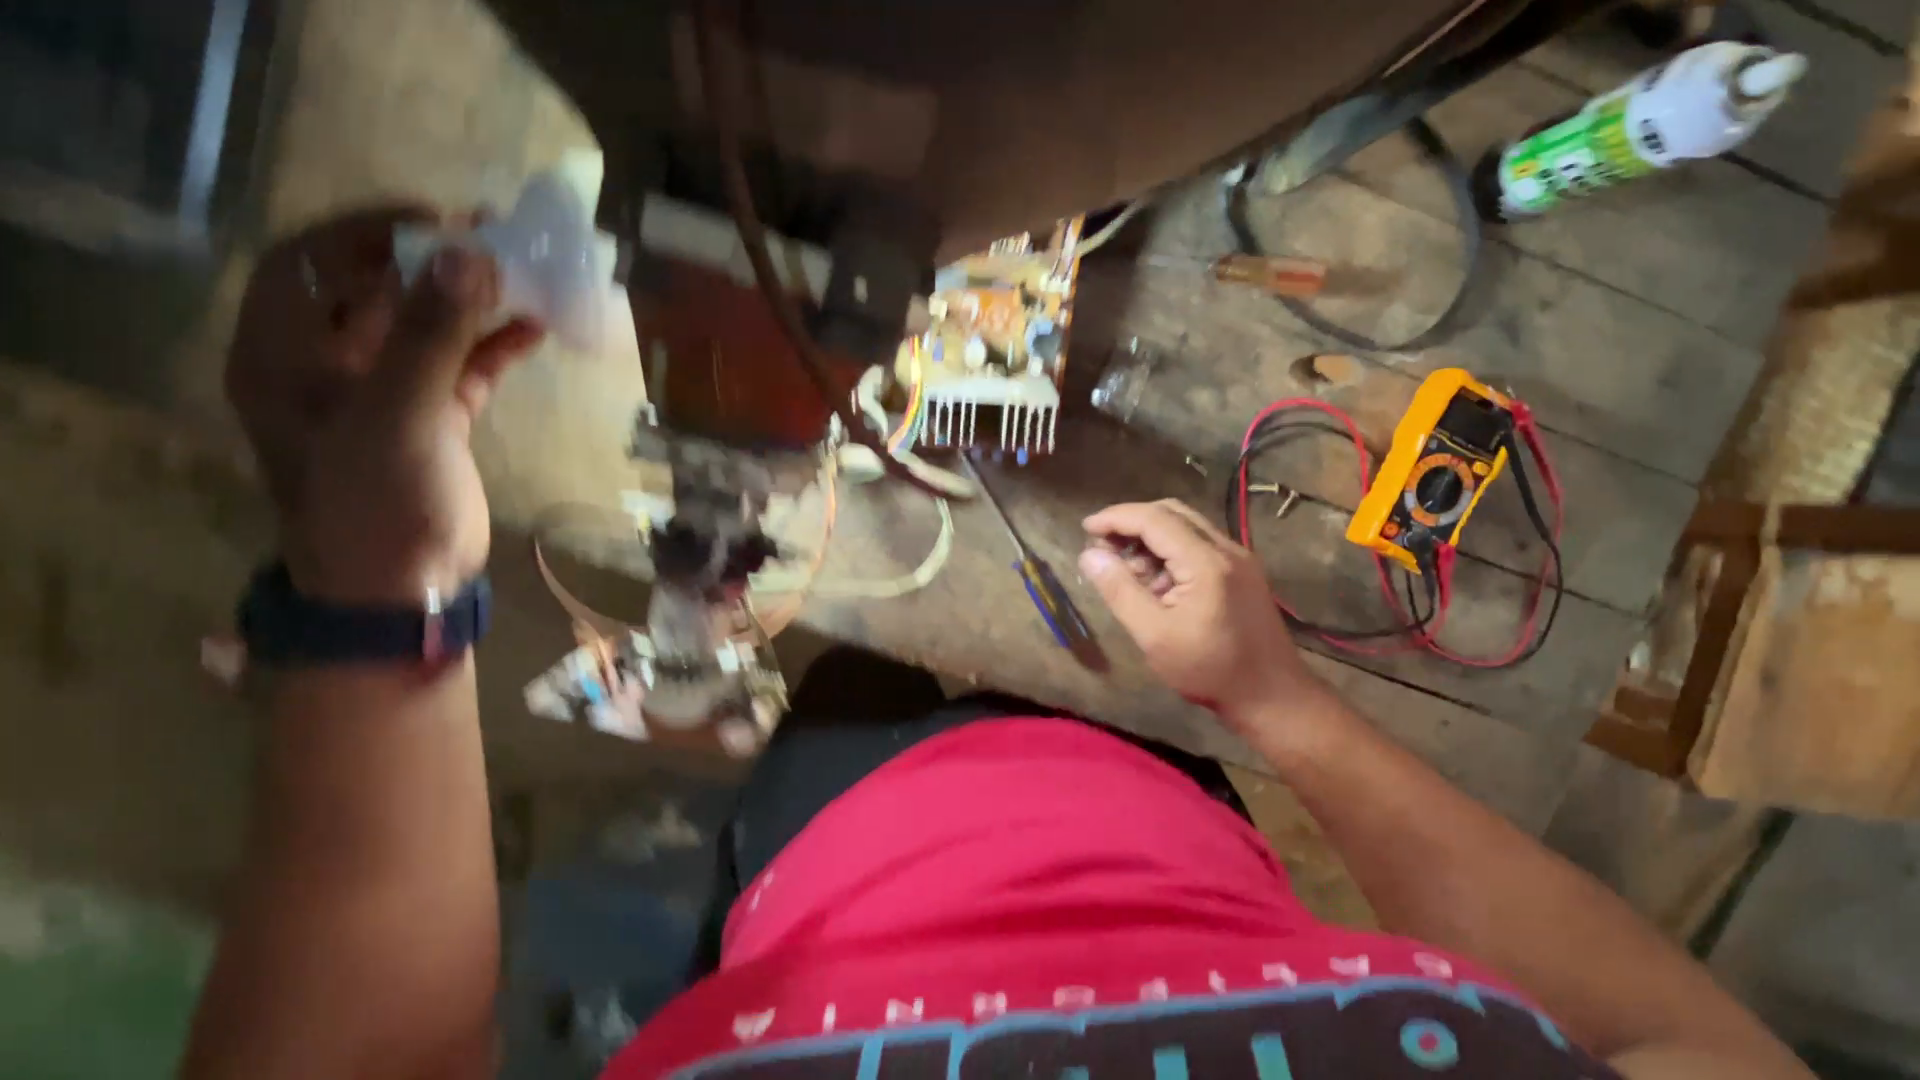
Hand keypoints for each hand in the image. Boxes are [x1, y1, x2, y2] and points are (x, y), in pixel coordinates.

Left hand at [225, 207, 544, 604]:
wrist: (402, 593)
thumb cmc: (375, 506)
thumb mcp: (396, 417)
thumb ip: (431, 335)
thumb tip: (472, 254)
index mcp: (283, 356)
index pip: (308, 263)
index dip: (366, 232)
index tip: (436, 221)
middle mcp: (324, 365)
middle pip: (372, 287)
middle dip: (429, 260)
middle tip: (492, 235)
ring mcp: (380, 393)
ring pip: (422, 325)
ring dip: (468, 299)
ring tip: (521, 271)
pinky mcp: (429, 420)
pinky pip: (459, 366)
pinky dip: (493, 345)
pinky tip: (533, 328)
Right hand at [1078, 499, 1325, 727]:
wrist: (1272, 695)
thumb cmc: (1209, 670)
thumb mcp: (1154, 635)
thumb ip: (1120, 591)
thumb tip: (1089, 556)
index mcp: (1206, 561)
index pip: (1153, 519)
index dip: (1115, 518)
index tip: (1085, 529)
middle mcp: (1226, 549)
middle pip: (1171, 513)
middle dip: (1132, 523)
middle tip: (1102, 547)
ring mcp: (1239, 558)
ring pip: (1186, 526)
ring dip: (1151, 537)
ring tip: (1124, 567)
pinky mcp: (1243, 572)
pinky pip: (1199, 544)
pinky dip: (1170, 550)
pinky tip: (1155, 580)